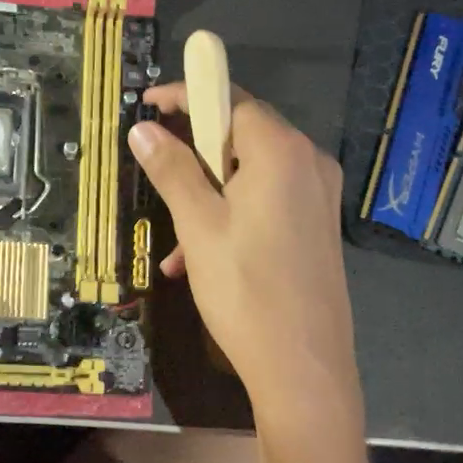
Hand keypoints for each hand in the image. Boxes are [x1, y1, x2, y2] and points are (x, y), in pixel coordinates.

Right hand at [130, 82, 358, 418]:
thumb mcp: (198, 227)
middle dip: (196, 154)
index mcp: (282, 152)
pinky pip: (268, 204)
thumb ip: (172, 170)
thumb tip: (143, 129)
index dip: (188, 96)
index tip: (148, 103)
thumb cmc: (244, 291)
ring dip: (208, 196)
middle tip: (159, 174)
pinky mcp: (317, 227)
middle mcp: (309, 164)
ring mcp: (319, 197)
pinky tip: (197, 260)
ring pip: (251, 176)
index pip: (232, 99)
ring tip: (173, 242)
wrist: (302, 366)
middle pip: (244, 136)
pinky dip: (232, 218)